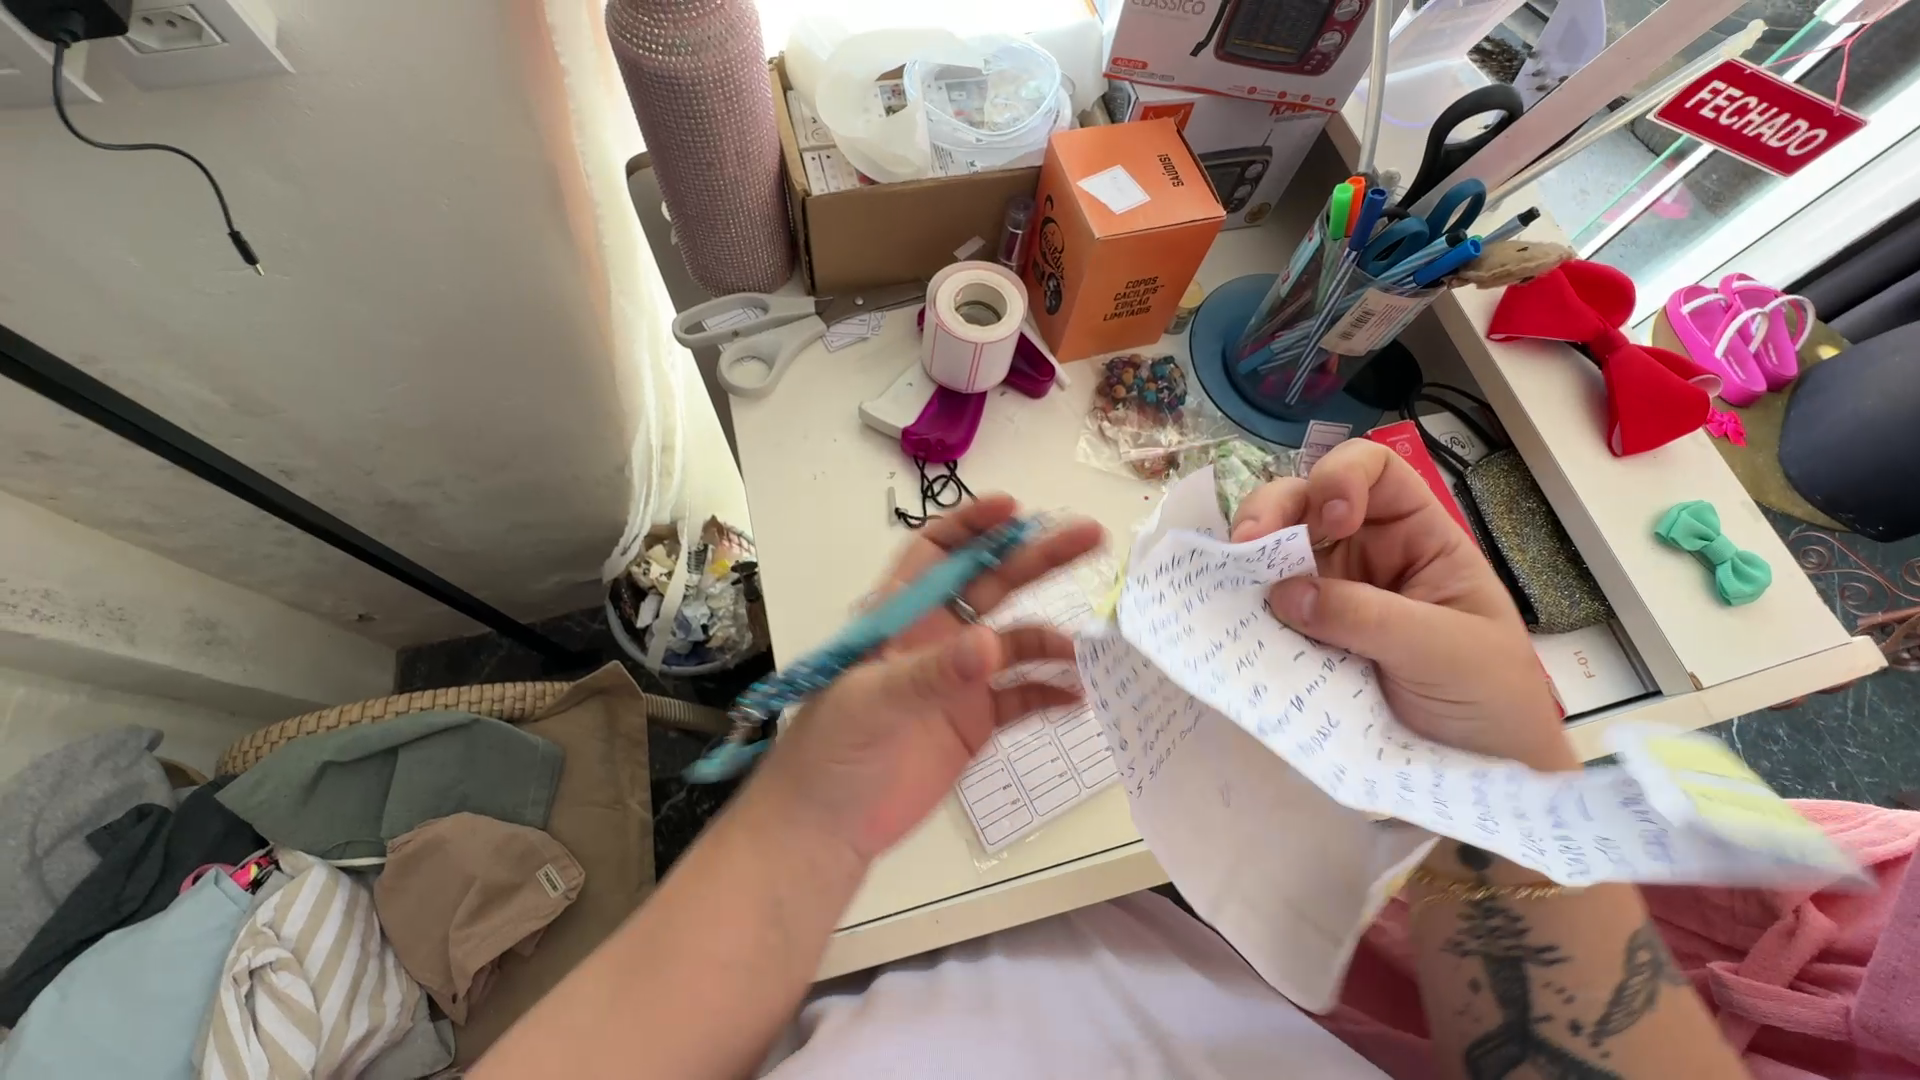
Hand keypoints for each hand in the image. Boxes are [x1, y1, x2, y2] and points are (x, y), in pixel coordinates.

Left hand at [753, 495, 1105, 860]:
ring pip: (1016, 641)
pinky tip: (1076, 697)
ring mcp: (959, 679)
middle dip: (1037, 559)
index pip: (937, 553)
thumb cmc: (831, 752)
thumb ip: (931, 674)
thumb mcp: (872, 704)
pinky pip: (1022, 695)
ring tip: (1084, 651)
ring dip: (1051, 639)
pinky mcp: (975, 721)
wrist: (827, 826)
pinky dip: (1050, 692)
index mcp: (900, 617)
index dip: (973, 526)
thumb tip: (992, 644)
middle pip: (993, 584)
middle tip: (1090, 537)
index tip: (1015, 509)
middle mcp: (935, 638)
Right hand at [1231, 440, 1576, 771]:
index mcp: (1415, 537)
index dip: (1342, 477)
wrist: (1470, 774)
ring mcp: (1324, 594)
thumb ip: (1368, 616)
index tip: (1331, 519)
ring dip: (1245, 555)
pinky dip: (1236, 601)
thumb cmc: (1487, 699)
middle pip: (1305, 501)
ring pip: (1271, 550)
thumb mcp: (1445, 650)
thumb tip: (1283, 593)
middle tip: (1245, 544)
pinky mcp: (1296, 635)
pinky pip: (1260, 605)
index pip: (1374, 473)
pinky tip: (1224, 610)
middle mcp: (1362, 554)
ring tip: (1225, 577)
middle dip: (1271, 510)